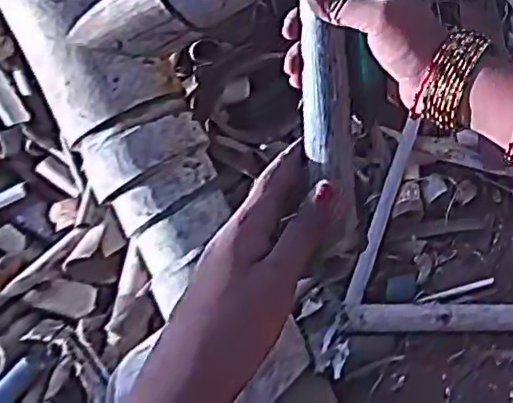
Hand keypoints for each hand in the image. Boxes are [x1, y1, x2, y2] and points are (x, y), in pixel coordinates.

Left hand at [125, 149, 335, 402]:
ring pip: (267, 219)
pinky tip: (299, 249)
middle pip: (271, 194)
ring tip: (325, 204)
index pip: (275, 174)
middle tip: (333, 166)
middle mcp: (230, 239)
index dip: (301, 152)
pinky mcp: (225, 286)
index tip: (322, 136)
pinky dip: (286, 234)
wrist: (179, 394)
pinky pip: (262, 244)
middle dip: (303, 177)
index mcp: (243, 229)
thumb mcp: (278, 279)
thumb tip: (327, 190)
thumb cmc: (222, 341)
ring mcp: (224, 263)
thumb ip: (304, 231)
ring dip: (296, 206)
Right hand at [284, 0, 446, 110]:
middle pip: (331, 12)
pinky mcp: (366, 65)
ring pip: (330, 41)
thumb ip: (345, 4)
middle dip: (308, 24)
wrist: (438, 81)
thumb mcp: (379, 17)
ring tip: (297, 64)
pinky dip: (320, 71)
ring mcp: (369, 40)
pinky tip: (308, 79)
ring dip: (309, 52)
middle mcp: (374, 13)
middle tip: (294, 34)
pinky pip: (336, 65)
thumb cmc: (420, 44)